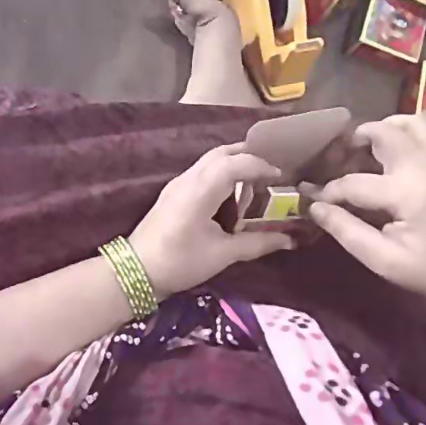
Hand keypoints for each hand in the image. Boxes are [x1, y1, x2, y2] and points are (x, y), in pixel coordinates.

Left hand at [129, 143, 295, 295]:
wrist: (135, 271)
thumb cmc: (179, 262)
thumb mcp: (222, 254)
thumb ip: (258, 243)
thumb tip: (290, 241)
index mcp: (200, 190)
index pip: (236, 162)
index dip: (261, 166)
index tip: (280, 178)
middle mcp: (188, 179)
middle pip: (222, 153)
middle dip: (249, 157)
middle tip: (271, 172)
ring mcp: (177, 184)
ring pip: (210, 160)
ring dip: (235, 164)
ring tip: (255, 183)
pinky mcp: (173, 193)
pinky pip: (202, 172)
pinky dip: (222, 174)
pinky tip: (232, 195)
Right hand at [306, 115, 425, 309]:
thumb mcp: (384, 260)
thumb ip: (347, 231)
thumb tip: (316, 208)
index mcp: (406, 191)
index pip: (353, 182)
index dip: (327, 191)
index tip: (310, 202)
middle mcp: (424, 167)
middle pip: (383, 132)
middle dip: (354, 141)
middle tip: (336, 161)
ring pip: (412, 122)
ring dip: (385, 128)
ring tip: (366, 148)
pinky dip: (409, 133)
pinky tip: (395, 150)